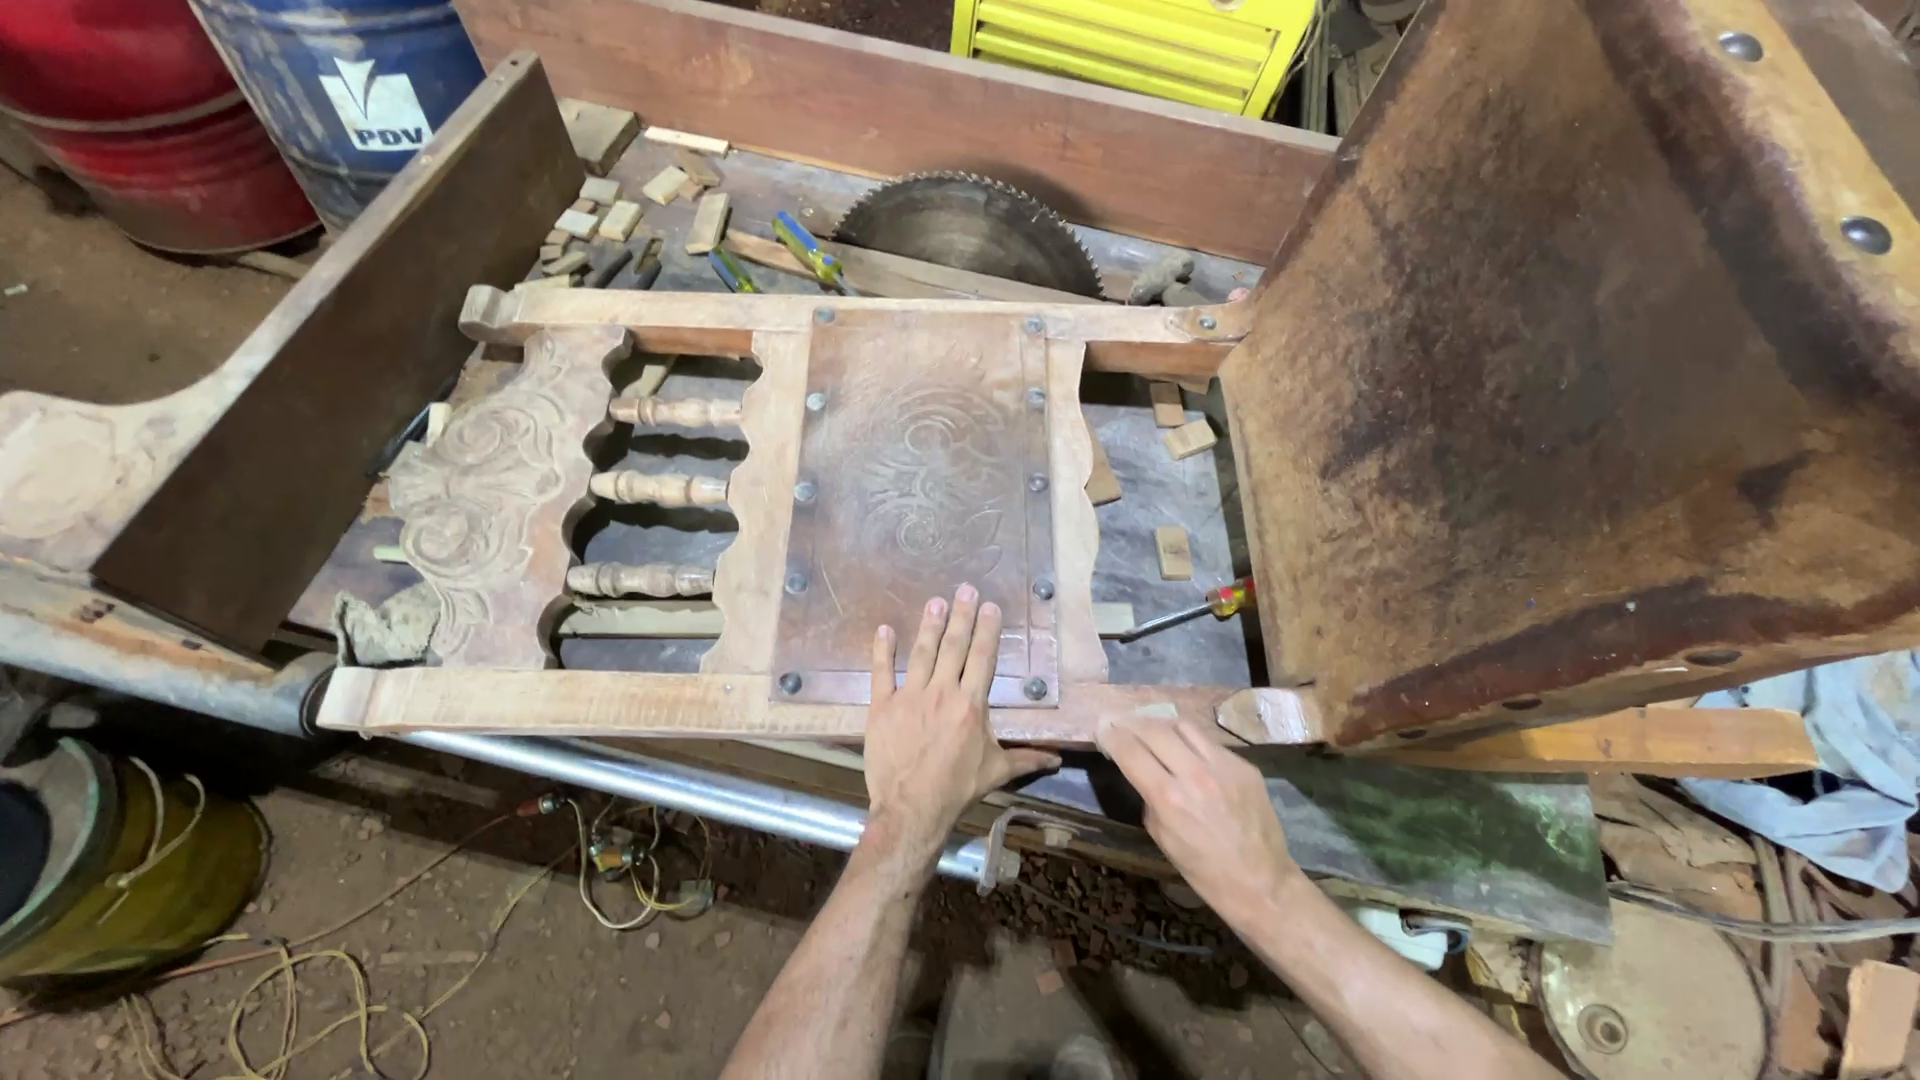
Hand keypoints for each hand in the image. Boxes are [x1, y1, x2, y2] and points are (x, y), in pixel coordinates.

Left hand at [863, 585, 1061, 873]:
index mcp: (971, 705)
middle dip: (961, 616)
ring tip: (935, 601)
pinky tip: (884, 629)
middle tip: (966, 588)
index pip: (982, 658)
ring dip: (930, 625)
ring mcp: (910, 697)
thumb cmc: (957, 788)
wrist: (912, 807)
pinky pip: (882, 673)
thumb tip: (1058, 758)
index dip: (987, 630)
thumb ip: (1027, 759)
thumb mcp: (996, 771)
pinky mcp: (883, 707)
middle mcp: (942, 693)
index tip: (990, 606)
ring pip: (922, 653)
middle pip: (954, 646)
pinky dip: (882, 650)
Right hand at [1098, 717, 1301, 925]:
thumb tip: (1143, 773)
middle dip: (1131, 722)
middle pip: (1154, 729)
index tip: (1103, 729)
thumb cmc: (1204, 870)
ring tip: (1151, 727)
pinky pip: (1210, 743)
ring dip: (1160, 724)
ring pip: (1183, 726)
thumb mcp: (1162, 837)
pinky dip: (1190, 741)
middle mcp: (1194, 774)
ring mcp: (1224, 766)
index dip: (1111, 736)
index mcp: (1168, 797)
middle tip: (1121, 722)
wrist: (1261, 882)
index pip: (1130, 751)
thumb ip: (1149, 798)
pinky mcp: (1245, 766)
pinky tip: (1186, 749)